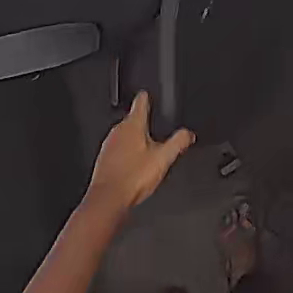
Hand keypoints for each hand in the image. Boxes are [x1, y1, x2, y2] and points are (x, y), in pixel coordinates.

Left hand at [84, 92, 194, 217]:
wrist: (109, 199)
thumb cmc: (132, 178)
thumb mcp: (164, 158)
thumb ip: (178, 142)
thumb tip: (188, 133)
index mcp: (133, 126)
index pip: (140, 103)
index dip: (146, 97)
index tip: (147, 93)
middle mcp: (117, 132)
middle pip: (132, 119)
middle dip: (144, 122)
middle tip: (156, 128)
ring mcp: (108, 145)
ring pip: (125, 135)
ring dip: (135, 138)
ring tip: (148, 149)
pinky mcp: (104, 159)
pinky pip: (118, 149)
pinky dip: (127, 152)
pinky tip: (135, 164)